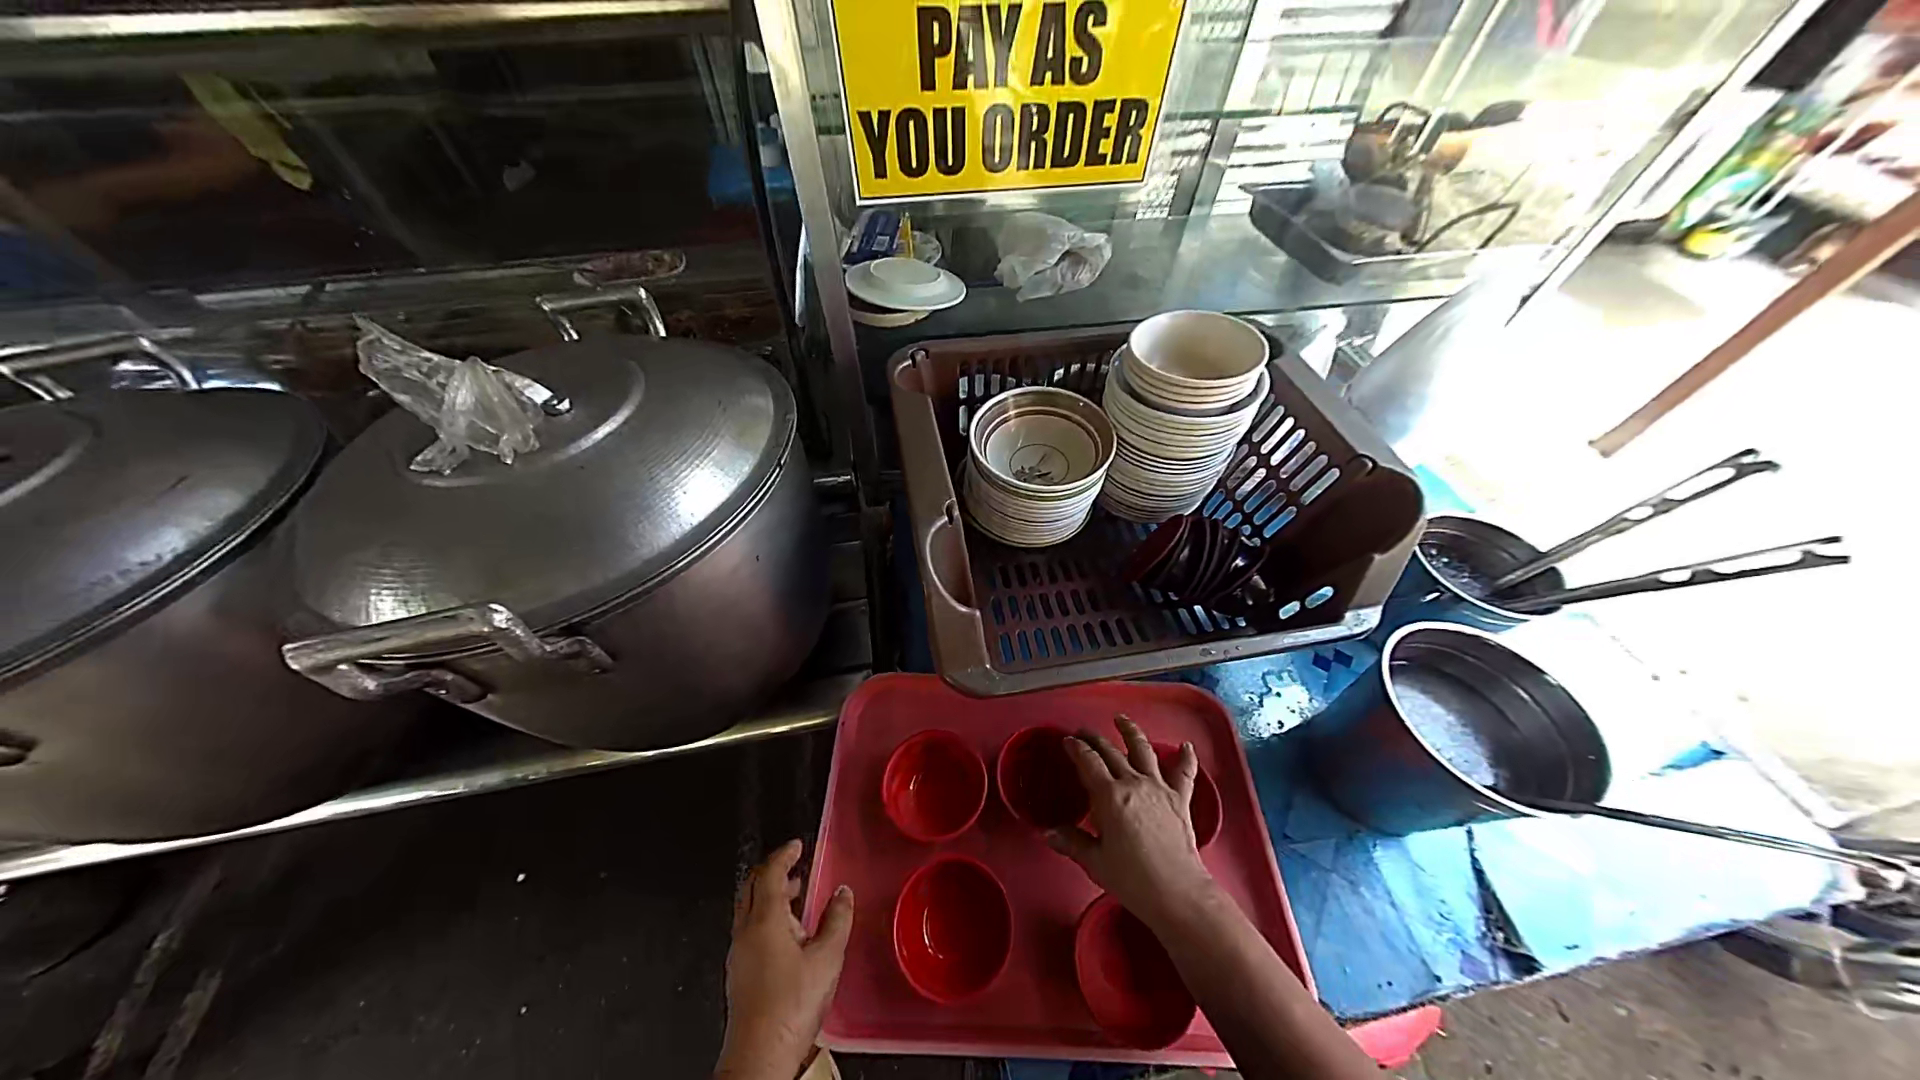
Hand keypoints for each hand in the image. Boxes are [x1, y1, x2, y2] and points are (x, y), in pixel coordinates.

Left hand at [714, 839, 853, 1079]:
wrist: (760, 1056)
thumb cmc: (792, 1004)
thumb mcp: (827, 958)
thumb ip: (837, 919)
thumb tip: (843, 892)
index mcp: (764, 920)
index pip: (769, 873)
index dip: (783, 855)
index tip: (796, 845)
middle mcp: (745, 932)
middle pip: (751, 887)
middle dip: (773, 872)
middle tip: (795, 867)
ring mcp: (738, 954)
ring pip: (749, 909)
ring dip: (770, 896)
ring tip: (796, 897)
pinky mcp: (739, 973)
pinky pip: (749, 929)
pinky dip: (766, 917)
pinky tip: (787, 935)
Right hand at [1046, 716, 1216, 928]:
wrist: (1176, 892)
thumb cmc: (1132, 878)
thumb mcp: (1094, 861)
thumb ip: (1072, 842)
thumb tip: (1049, 833)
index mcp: (1109, 795)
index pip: (1088, 761)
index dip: (1076, 748)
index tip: (1068, 742)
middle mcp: (1134, 783)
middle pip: (1111, 752)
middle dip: (1095, 739)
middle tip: (1084, 733)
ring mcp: (1159, 789)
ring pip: (1144, 750)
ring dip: (1131, 732)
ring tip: (1122, 720)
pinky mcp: (1180, 800)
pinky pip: (1184, 773)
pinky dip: (1186, 758)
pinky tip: (1186, 746)